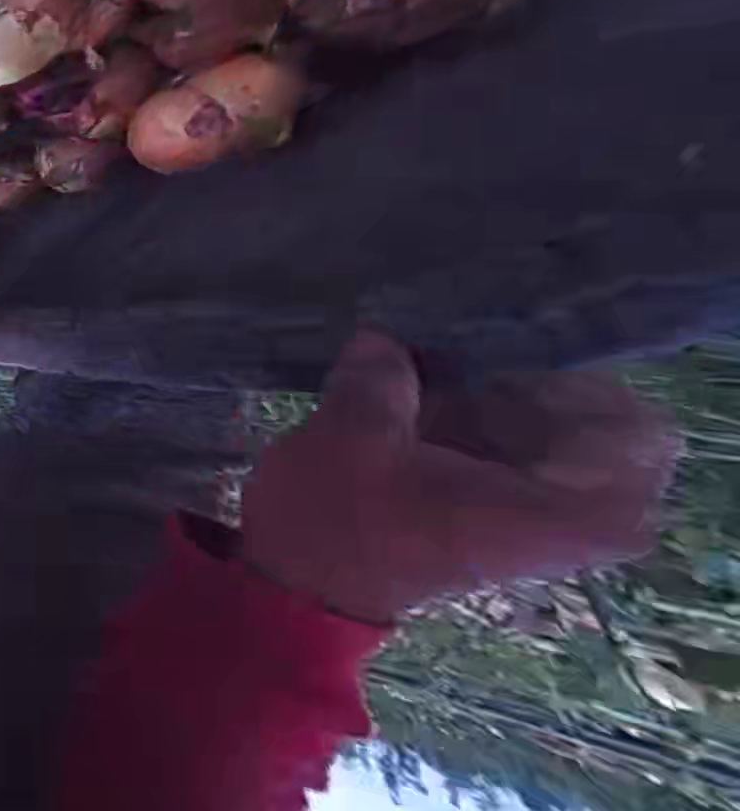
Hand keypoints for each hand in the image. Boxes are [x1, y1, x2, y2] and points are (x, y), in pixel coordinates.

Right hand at [241, 331, 677, 622]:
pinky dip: (444, 413)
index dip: (542, 371)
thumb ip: (378, 377)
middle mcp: (576, 512)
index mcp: (580, 506)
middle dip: (489, 376)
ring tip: (393, 366)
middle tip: (418, 346)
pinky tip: (389, 393)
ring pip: (521, 424)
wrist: (297, 580)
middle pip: (567, 415)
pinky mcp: (480, 505)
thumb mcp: (351, 434)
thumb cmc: (339, 517)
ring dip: (459, 391)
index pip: (620, 416)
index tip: (465, 348)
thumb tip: (381, 336)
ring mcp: (526, 510)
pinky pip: (487, 442)